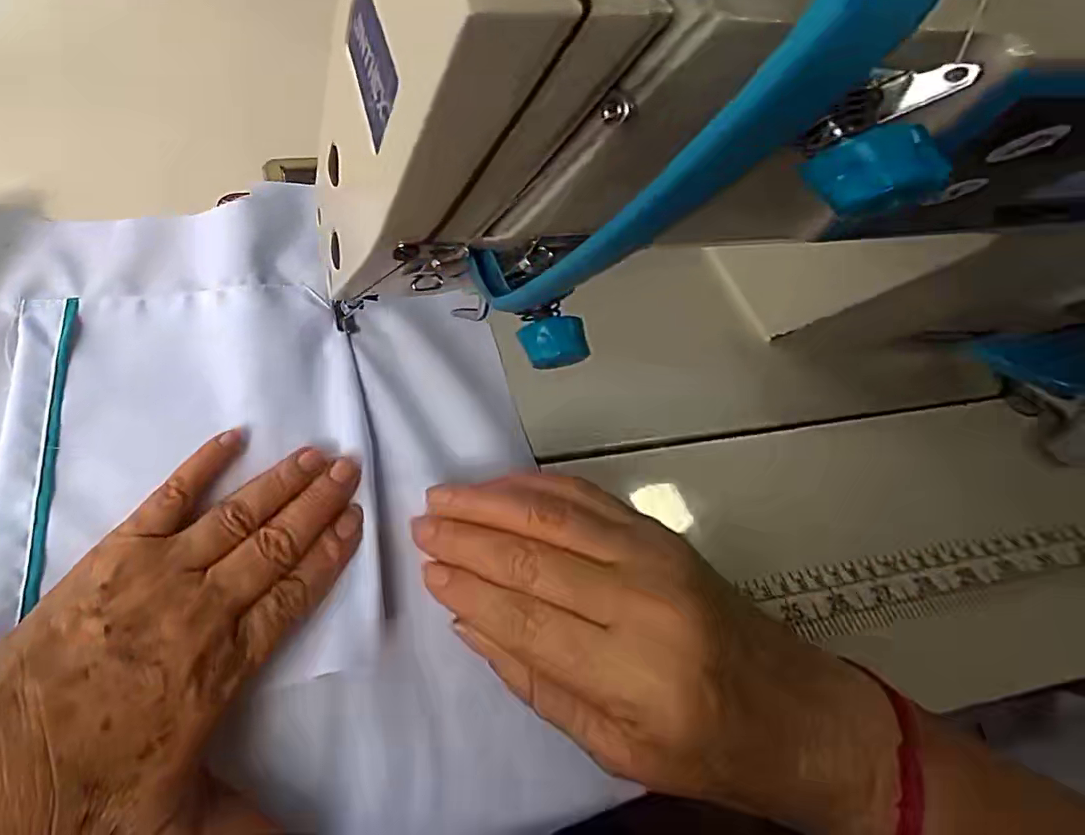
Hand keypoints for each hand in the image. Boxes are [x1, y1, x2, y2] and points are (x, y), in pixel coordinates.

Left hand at [0, 431, 365, 833]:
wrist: (2, 747)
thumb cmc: (88, 784)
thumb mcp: (180, 820)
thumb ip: (248, 823)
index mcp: (223, 666)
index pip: (291, 596)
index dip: (327, 557)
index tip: (355, 522)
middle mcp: (199, 606)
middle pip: (272, 545)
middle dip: (315, 505)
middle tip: (348, 468)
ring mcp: (156, 569)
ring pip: (233, 516)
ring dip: (276, 483)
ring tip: (313, 454)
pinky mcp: (117, 548)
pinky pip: (168, 496)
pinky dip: (201, 465)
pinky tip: (231, 440)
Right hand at [411, 472, 898, 834]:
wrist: (809, 717)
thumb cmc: (707, 747)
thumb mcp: (615, 747)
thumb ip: (532, 682)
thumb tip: (464, 618)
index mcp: (638, 678)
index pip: (524, 618)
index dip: (466, 590)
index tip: (426, 570)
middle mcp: (647, 609)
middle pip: (528, 558)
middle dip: (463, 539)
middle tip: (420, 528)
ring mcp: (657, 560)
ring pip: (548, 516)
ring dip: (484, 502)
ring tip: (440, 498)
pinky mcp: (661, 534)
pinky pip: (581, 495)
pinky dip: (528, 484)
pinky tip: (493, 485)